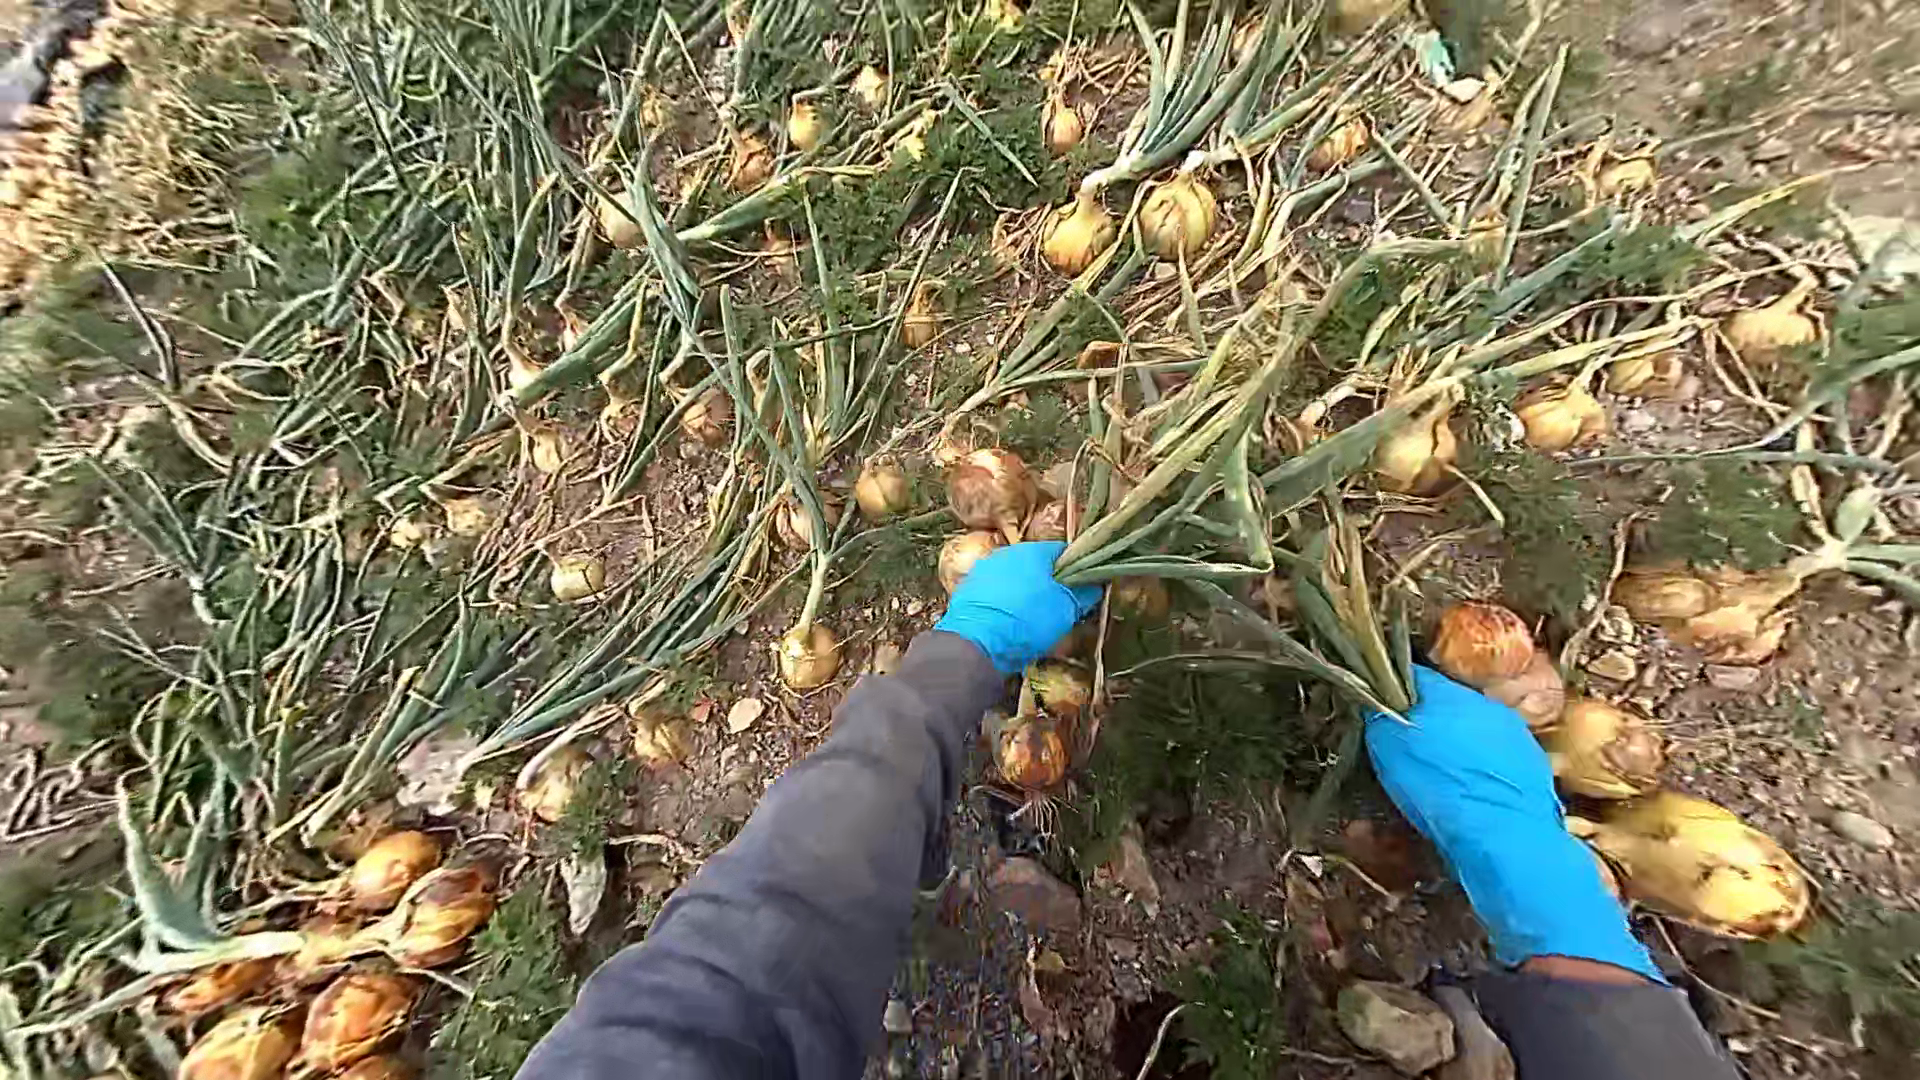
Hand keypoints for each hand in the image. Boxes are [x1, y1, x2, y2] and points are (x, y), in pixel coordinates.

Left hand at [933, 542, 1100, 673]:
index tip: (1082, 590)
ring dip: (1025, 594)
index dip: (1077, 570)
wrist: (977, 642)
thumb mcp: (1066, 610)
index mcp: (1032, 550)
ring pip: (1014, 579)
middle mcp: (1005, 553)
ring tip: (1033, 621)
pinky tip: (1009, 625)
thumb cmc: (1028, 620)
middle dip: (1049, 584)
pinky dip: (1004, 605)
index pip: (1062, 552)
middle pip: (1036, 565)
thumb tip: (1093, 586)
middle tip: (1059, 608)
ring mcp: (983, 570)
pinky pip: (995, 594)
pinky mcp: (968, 590)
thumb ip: (1083, 594)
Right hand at [1366, 667, 1660, 981]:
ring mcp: (1516, 741)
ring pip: (1467, 729)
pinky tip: (1455, 788)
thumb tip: (1367, 693)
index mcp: (1453, 693)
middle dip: (1417, 715)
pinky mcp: (1532, 775)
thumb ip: (1376, 710)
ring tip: (1424, 766)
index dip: (1385, 684)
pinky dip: (1469, 768)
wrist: (1507, 842)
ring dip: (1446, 741)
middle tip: (1394, 736)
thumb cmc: (1438, 785)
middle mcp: (1488, 708)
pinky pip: (1489, 759)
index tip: (1370, 699)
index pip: (1410, 673)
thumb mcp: (1386, 743)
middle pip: (1441, 701)